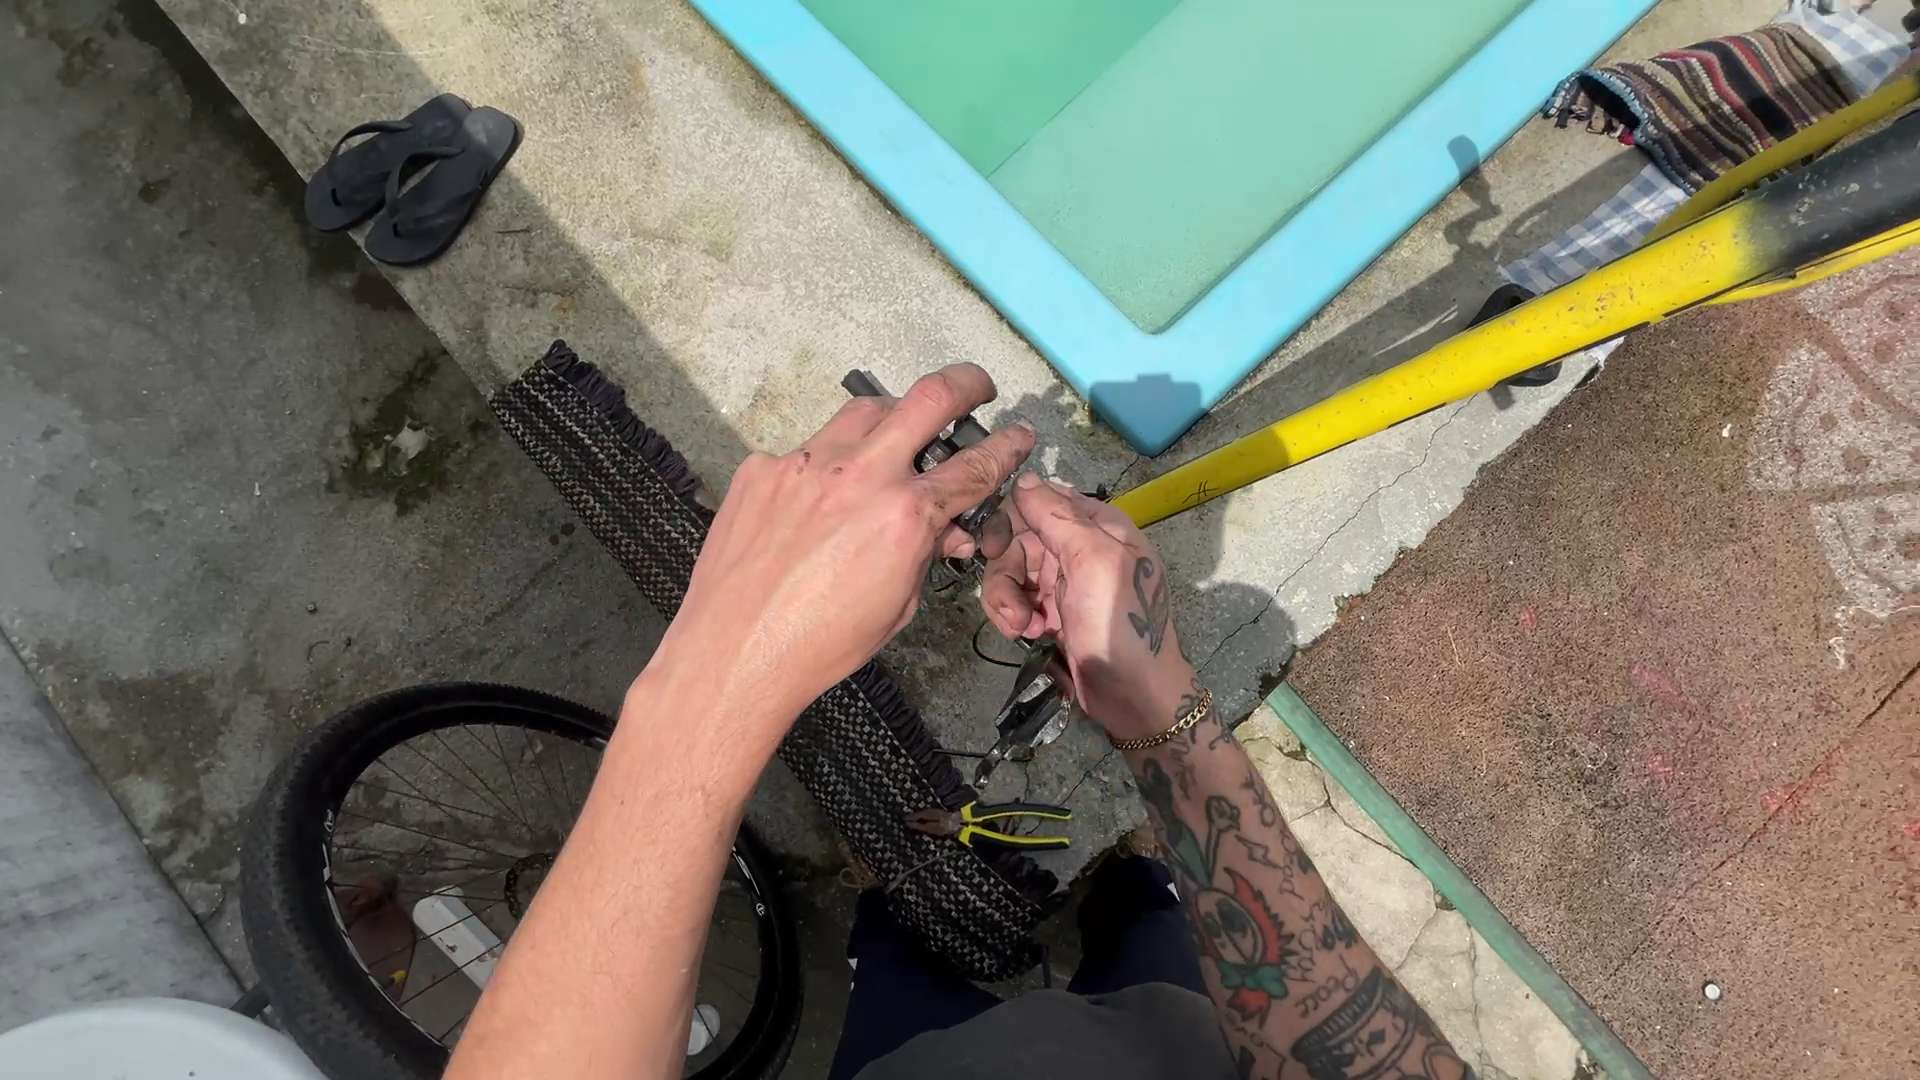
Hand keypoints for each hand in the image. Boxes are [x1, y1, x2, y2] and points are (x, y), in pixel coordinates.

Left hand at [652, 364, 1034, 731]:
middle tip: (977, 387)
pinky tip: (821, 498)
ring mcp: (806, 464)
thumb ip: (925, 551)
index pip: (974, 467)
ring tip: (895, 439)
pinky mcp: (764, 468)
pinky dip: (828, 465)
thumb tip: (944, 528)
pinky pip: (809, 449)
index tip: (1017, 436)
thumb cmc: (821, 643)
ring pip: (866, 411)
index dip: (1006, 448)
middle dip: (966, 383)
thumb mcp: (899, 603)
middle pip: (928, 398)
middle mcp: (858, 476)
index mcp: (903, 516)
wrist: (734, 651)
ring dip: (892, 418)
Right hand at [979, 475, 1199, 740]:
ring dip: (1007, 600)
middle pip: (1017, 539)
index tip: (994, 547)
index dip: (1011, 520)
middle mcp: (1078, 547)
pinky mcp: (1050, 611)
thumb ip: (1057, 517)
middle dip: (1006, 572)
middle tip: (1010, 604)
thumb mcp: (1092, 561)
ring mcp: (1063, 581)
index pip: (1040, 500)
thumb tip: (1023, 478)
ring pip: (1010, 572)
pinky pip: (1016, 600)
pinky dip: (1015, 617)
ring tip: (1022, 628)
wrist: (1133, 696)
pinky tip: (1031, 635)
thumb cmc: (1119, 623)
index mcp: (1097, 525)